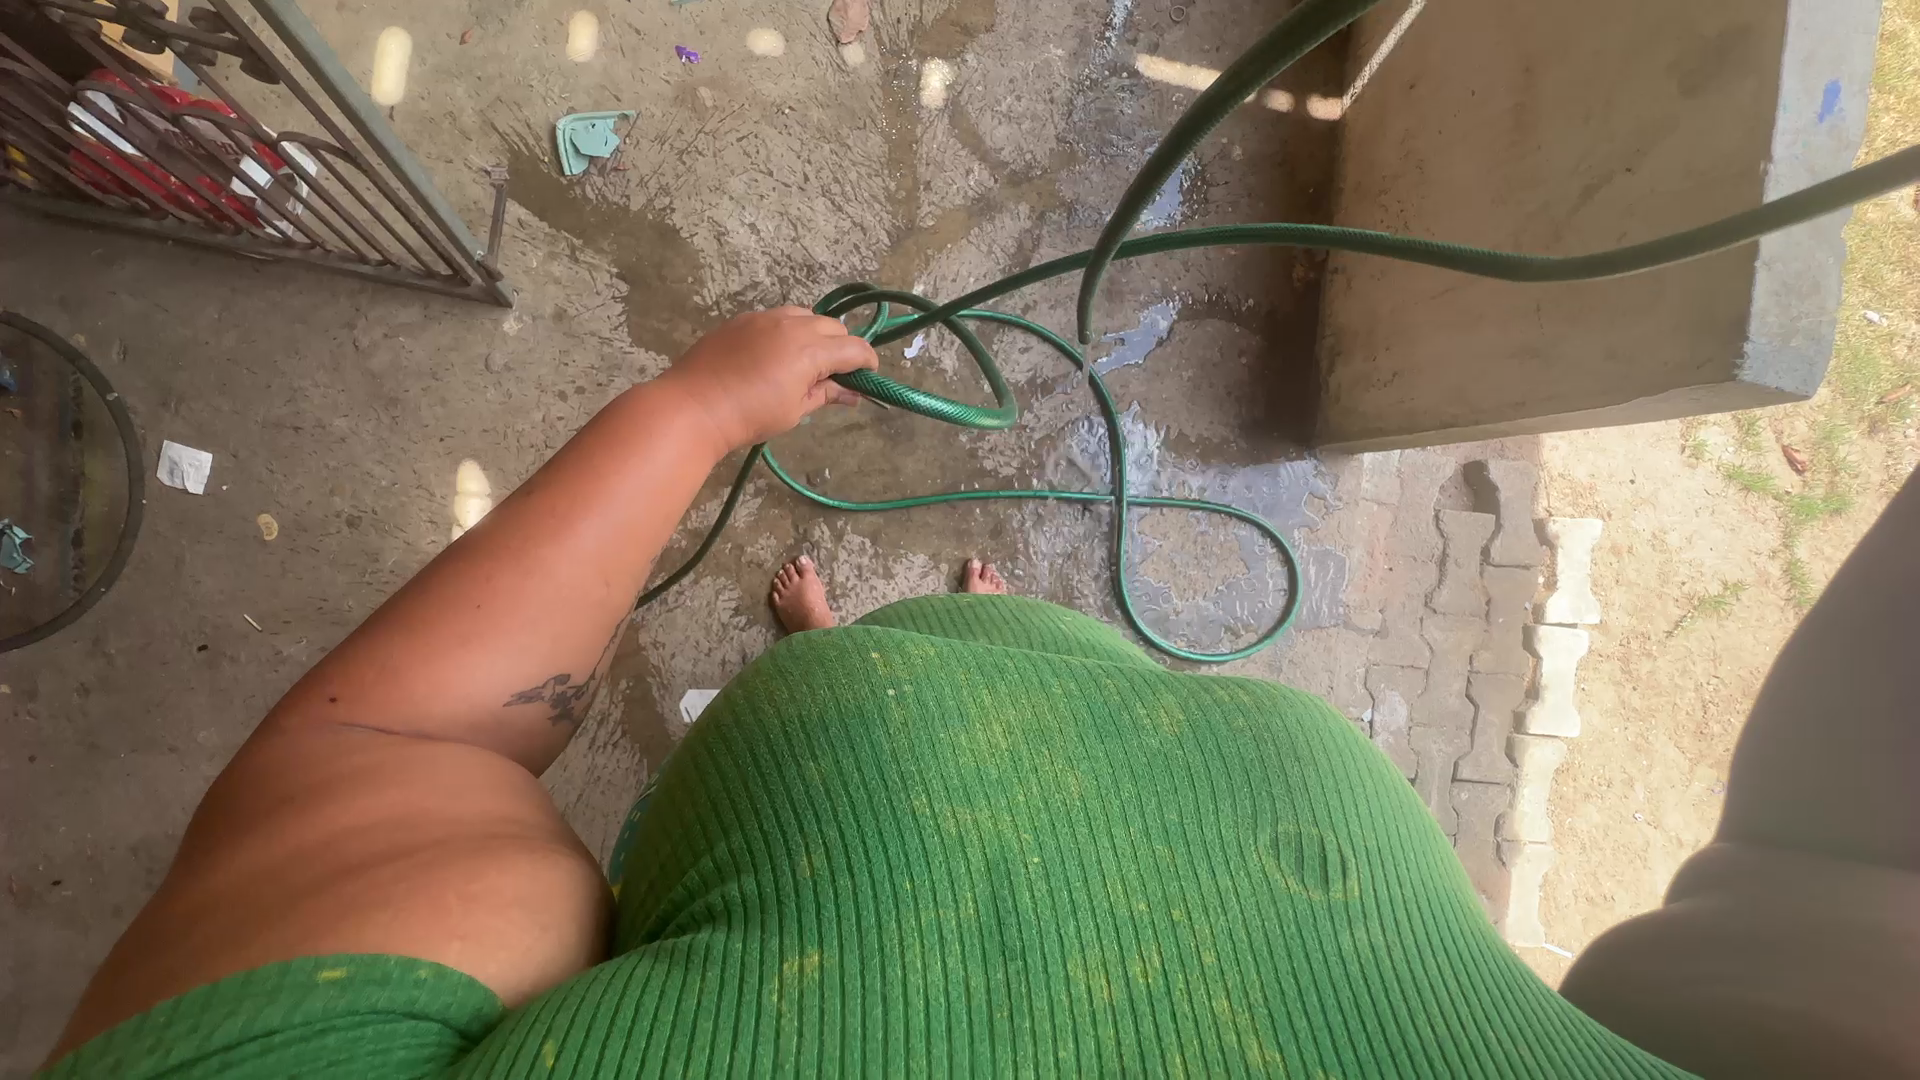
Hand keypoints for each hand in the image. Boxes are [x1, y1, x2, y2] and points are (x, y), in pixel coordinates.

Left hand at [656, 307, 878, 452]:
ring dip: (816, 334)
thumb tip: (853, 394)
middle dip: (842, 347)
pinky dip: (789, 331)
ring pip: (806, 316)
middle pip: (833, 327)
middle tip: (835, 374)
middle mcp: (792, 325)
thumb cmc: (750, 416)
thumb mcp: (795, 411)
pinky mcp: (743, 319)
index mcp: (809, 351)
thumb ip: (826, 395)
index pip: (854, 348)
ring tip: (805, 362)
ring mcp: (765, 317)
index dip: (867, 362)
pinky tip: (776, 356)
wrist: (695, 406)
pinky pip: (778, 317)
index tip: (869, 376)